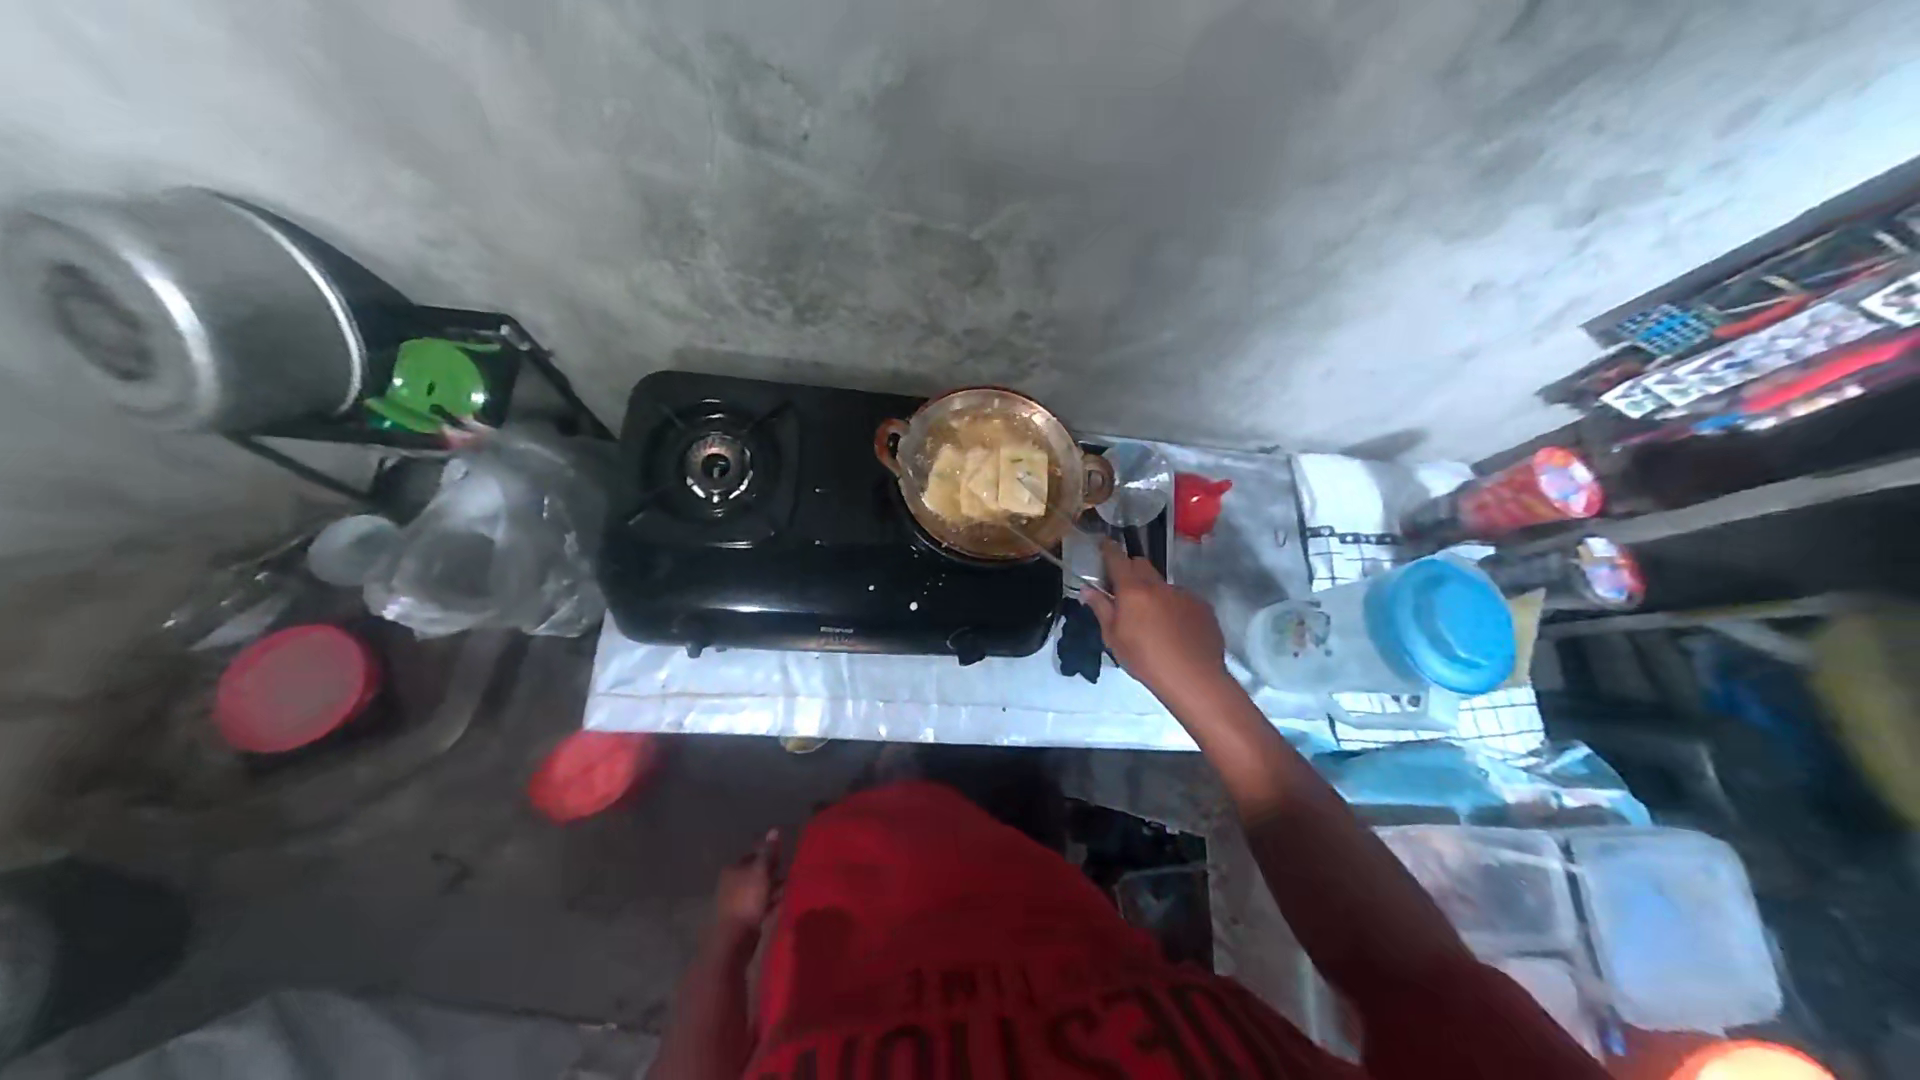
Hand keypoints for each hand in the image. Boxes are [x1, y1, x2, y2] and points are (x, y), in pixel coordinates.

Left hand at [712, 829, 781, 934]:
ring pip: (760, 890)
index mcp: (733, 870)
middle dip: (773, 872)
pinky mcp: (744, 918)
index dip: (769, 854)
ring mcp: (737, 902)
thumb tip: (775, 829)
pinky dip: (772, 902)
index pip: (753, 855)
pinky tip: (785, 901)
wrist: (734, 939)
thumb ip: (769, 852)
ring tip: (792, 887)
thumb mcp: (760, 871)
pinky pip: (761, 905)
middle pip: (756, 873)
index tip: (785, 856)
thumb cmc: (746, 899)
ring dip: (774, 888)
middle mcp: (732, 884)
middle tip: (791, 872)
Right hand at [1082, 540, 1230, 702]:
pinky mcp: (1202, 606)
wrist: (1193, 678)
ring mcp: (1184, 594)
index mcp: (1133, 590)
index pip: (1118, 559)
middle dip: (1131, 570)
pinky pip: (1182, 599)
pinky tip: (1175, 630)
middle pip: (1142, 565)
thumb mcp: (1113, 638)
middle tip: (1124, 590)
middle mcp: (1159, 585)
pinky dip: (1174, 608)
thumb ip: (1101, 609)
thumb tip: (1087, 590)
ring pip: (1163, 585)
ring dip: (1154, 593)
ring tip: (1153, 621)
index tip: (1104, 544)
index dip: (1109, 549)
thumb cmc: (1145, 660)